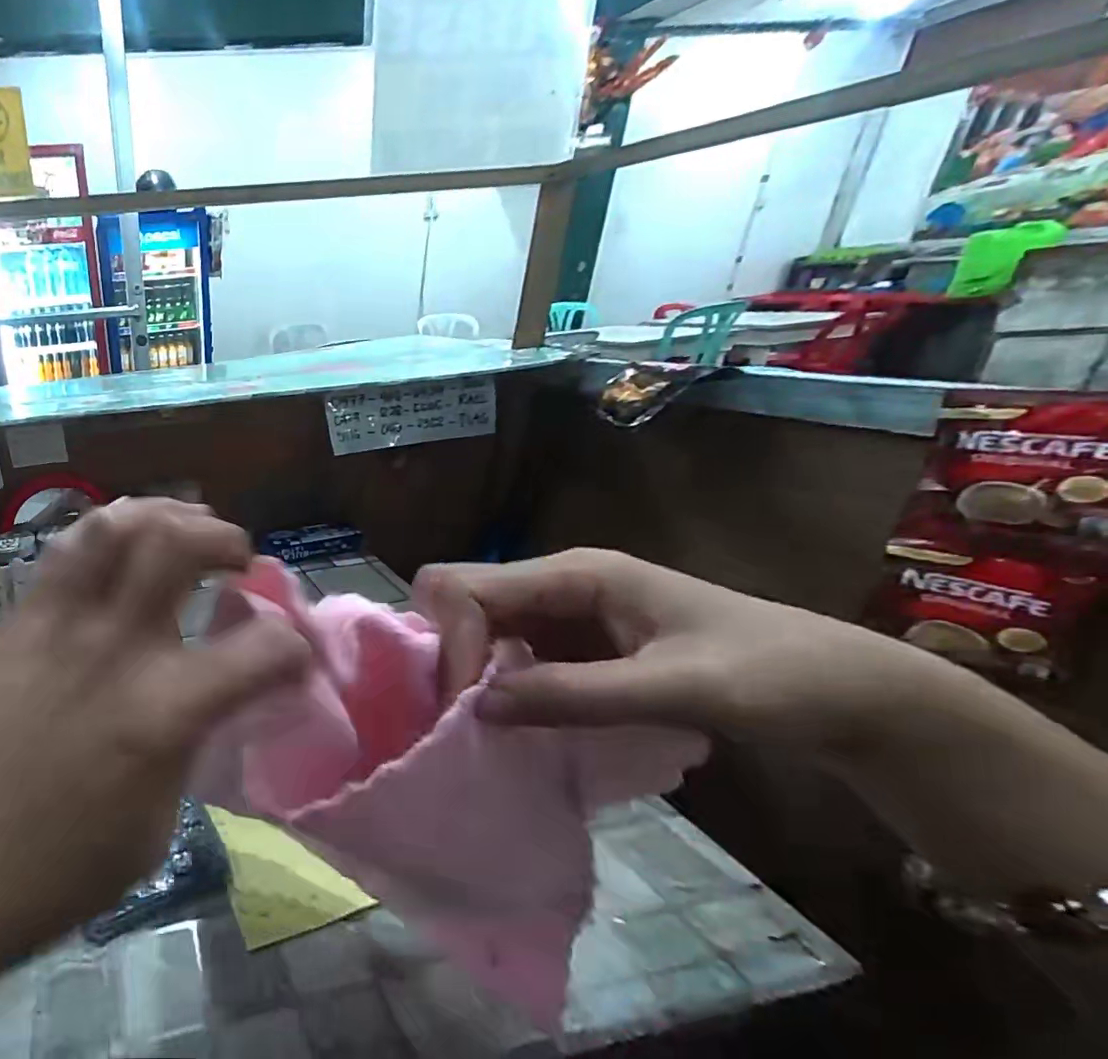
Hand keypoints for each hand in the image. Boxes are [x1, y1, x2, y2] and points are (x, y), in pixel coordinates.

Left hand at [0, 498, 310, 959]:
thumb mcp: (152, 827)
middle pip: (177, 544)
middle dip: (224, 537)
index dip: (295, 644)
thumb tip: (200, 702)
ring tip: (177, 530)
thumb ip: (185, 748)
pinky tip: (115, 555)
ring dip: (160, 515)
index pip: (262, 649)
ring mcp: (55, 626)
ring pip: (112, 526)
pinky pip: (64, 554)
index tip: (292, 651)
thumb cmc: (51, 875)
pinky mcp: (12, 624)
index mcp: (162, 712)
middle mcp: (113, 648)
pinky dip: (106, 537)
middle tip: (236, 558)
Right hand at [413, 547, 976, 755]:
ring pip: (475, 628)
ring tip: (477, 725)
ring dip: (466, 672)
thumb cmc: (777, 677)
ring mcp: (562, 613)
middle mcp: (556, 583)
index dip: (453, 641)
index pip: (465, 588)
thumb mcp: (682, 689)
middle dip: (447, 653)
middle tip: (460, 716)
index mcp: (576, 572)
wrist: (851, 694)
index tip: (469, 707)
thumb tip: (477, 707)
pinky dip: (494, 686)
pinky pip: (505, 654)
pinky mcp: (571, 645)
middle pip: (458, 599)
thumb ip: (579, 694)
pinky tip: (510, 721)